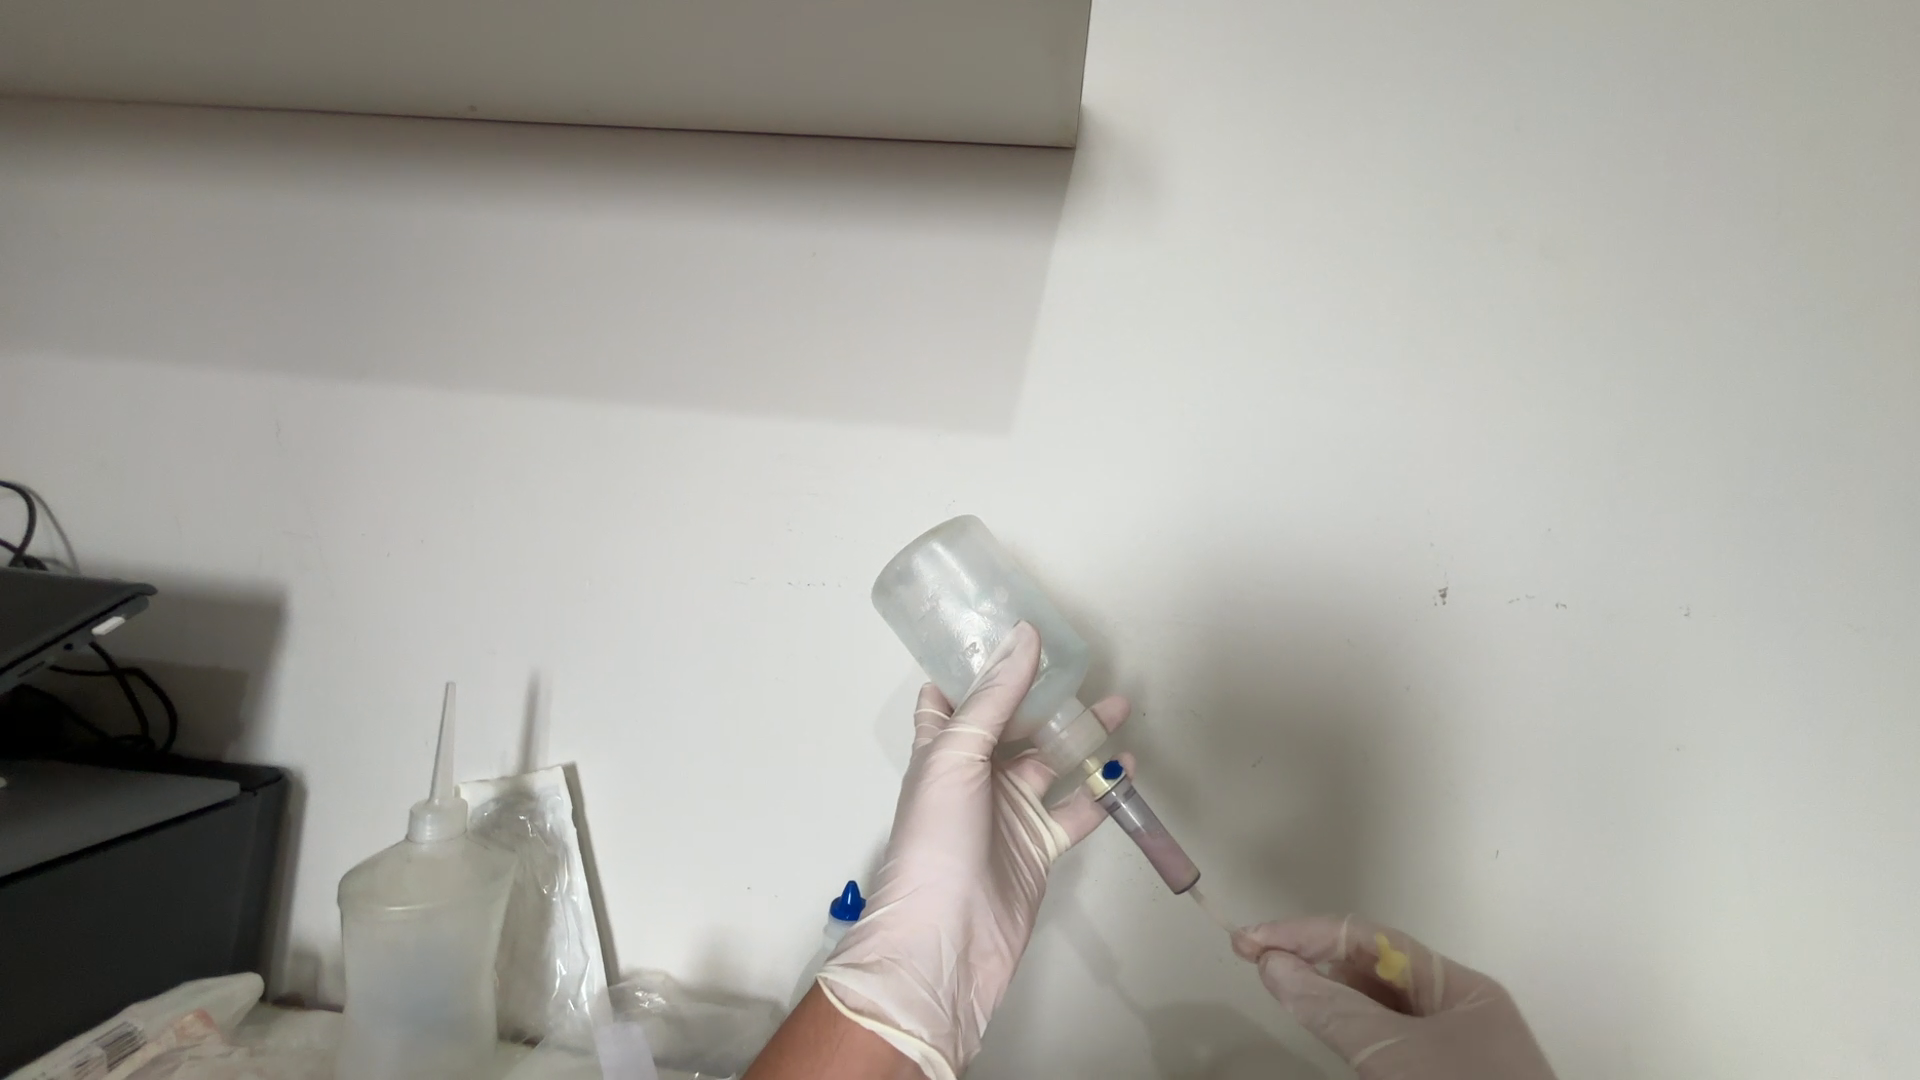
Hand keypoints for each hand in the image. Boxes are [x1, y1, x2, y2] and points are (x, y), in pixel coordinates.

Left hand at [817, 622, 1129, 1079]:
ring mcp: (1008, 809)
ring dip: (1081, 734)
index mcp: (942, 748)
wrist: (947, 940)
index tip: (1005, 635)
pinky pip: (1075, 806)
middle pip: (1011, 723)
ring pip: (1050, 760)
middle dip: (1043, 695)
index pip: (950, 697)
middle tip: (1079, 664)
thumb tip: (1023, 634)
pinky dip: (1102, 788)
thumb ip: (994, 697)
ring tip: (1117, 705)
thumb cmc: (937, 837)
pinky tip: (1126, 765)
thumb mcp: (957, 755)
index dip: (972, 668)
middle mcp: (974, 773)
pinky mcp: (1038, 843)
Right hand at [1233, 915, 1556, 1079]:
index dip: (1301, 933)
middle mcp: (1458, 1010)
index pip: (1366, 937)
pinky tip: (1327, 1031)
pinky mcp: (1439, 1077)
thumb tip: (1269, 963)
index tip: (1245, 943)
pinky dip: (1349, 1030)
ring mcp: (1453, 1051)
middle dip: (1313, 959)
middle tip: (1257, 963)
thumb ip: (1329, 1006)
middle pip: (1372, 967)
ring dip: (1328, 993)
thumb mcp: (1393, 1056)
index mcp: (1459, 987)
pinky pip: (1386, 1040)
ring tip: (1285, 991)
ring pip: (1376, 1004)